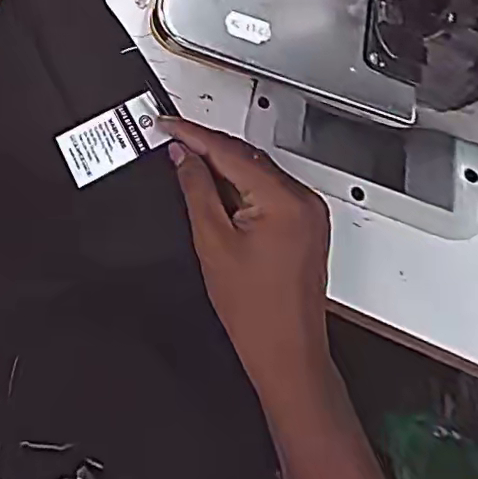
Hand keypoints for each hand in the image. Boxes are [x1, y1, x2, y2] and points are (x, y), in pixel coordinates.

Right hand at [163, 118, 331, 387]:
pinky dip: (239, 181)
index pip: (230, 151)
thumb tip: (183, 155)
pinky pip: (267, 186)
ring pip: (255, 169)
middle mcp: (303, 199)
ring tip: (188, 159)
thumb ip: (196, 189)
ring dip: (222, 163)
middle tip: (173, 137)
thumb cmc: (257, 313)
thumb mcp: (213, 242)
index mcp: (284, 200)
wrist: (286, 354)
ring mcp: (308, 210)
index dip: (193, 134)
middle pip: (246, 155)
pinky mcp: (305, 220)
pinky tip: (216, 183)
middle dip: (207, 146)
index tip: (169, 124)